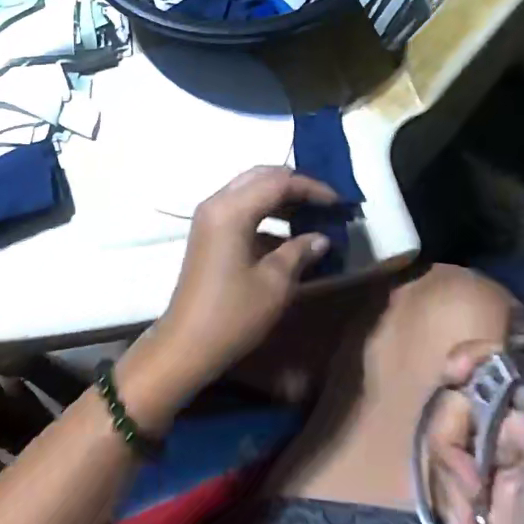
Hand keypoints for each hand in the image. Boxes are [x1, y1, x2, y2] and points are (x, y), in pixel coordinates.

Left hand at [151, 167, 337, 392]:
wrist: (185, 347)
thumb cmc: (232, 315)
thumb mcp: (275, 284)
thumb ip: (300, 251)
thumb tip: (321, 238)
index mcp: (231, 210)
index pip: (279, 182)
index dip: (312, 188)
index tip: (338, 202)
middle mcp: (217, 203)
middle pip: (262, 177)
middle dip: (296, 186)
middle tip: (324, 202)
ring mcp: (210, 217)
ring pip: (251, 190)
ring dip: (281, 198)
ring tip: (312, 215)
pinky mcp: (209, 233)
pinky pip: (242, 208)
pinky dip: (267, 214)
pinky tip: (289, 235)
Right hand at [425, 342, 523, 523]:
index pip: (509, 366)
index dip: (478, 358)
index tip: (453, 371)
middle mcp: (520, 426)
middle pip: (466, 396)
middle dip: (452, 439)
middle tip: (467, 487)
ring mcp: (498, 451)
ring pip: (450, 430)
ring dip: (449, 473)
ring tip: (467, 522)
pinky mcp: (480, 477)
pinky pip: (447, 464)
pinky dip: (446, 492)